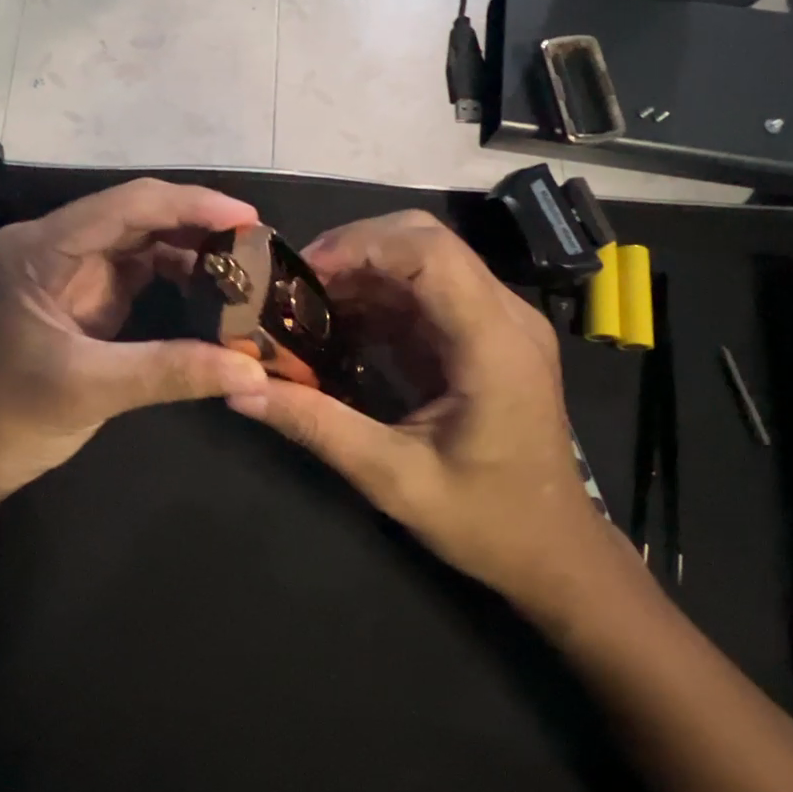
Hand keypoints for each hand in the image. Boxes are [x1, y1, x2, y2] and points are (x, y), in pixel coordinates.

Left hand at [0, 179, 268, 520]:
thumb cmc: (15, 415)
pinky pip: (136, 267)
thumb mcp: (94, 389)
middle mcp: (51, 244)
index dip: (190, 205)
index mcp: (39, 250)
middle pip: (135, 213)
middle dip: (196, 224)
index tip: (249, 218)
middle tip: (257, 244)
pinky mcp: (82, 292)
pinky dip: (175, 272)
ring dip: (190, 247)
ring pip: (139, 238)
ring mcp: (67, 267)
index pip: (125, 205)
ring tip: (246, 264)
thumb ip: (173, 371)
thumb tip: (254, 370)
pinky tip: (212, 285)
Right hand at [226, 210, 624, 613]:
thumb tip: (238, 389)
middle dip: (351, 250)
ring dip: (357, 272)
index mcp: (493, 343)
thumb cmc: (485, 519)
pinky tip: (332, 326)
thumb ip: (317, 426)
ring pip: (420, 259)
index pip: (429, 252)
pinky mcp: (480, 336)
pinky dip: (372, 297)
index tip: (299, 275)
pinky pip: (421, 292)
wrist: (553, 551)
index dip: (359, 246)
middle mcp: (503, 316)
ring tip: (300, 306)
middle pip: (423, 240)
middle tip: (292, 287)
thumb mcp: (392, 479)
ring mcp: (496, 322)